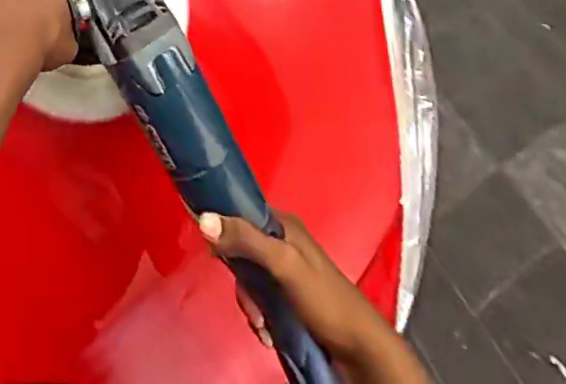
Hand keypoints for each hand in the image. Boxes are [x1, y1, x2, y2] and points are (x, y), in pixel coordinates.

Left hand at [0, 0, 76, 79]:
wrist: (7, 51)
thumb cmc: (40, 44)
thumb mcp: (68, 45)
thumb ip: (67, 35)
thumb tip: (66, 42)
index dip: (49, 5)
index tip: (47, 21)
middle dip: (26, 1)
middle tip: (27, 26)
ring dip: (4, 6)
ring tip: (5, 32)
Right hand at [199, 211, 429, 383]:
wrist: (361, 351)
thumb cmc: (325, 300)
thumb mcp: (284, 265)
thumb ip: (246, 240)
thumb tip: (203, 218)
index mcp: (284, 225)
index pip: (242, 213)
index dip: (225, 229)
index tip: (215, 253)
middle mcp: (284, 243)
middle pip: (242, 251)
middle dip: (241, 281)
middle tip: (251, 304)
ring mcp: (287, 271)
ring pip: (249, 279)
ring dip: (251, 304)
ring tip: (263, 325)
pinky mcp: (289, 297)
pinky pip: (260, 299)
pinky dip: (260, 316)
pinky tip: (268, 332)